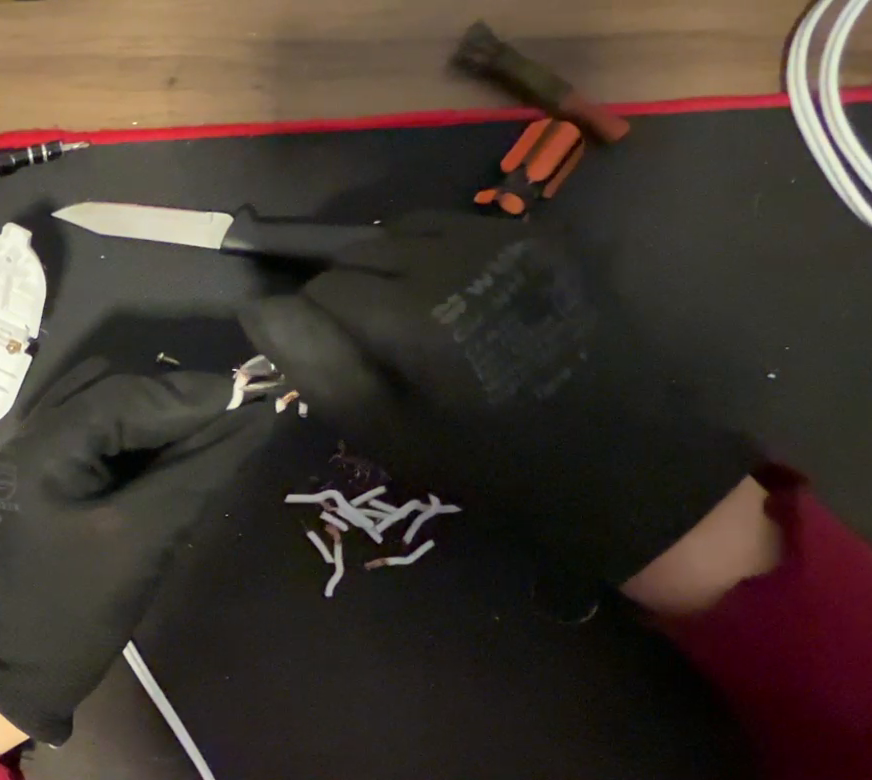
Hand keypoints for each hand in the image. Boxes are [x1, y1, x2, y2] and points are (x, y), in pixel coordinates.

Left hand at [0, 360, 273, 743]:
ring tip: (210, 430)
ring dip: (158, 410)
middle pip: (112, 389)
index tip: (251, 398)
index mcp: (40, 452)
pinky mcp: (49, 467)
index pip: (123, 396)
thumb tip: (259, 417)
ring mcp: (35, 450)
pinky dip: (139, 429)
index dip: (191, 395)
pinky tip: (174, 447)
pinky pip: (98, 427)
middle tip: (235, 416)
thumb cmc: (89, 605)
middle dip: (175, 400)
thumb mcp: (149, 534)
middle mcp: (29, 436)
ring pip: (105, 401)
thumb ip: (201, 468)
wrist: (39, 655)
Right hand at [240, 210, 759, 585]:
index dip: (312, 324)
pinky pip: (454, 227)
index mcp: (415, 316)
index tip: (330, 360)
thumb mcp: (387, 433)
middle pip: (359, 250)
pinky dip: (428, 254)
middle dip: (345, 291)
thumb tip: (260, 308)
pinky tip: (444, 297)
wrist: (611, 454)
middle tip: (364, 344)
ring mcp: (504, 239)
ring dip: (383, 266)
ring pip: (402, 230)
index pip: (322, 289)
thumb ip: (318, 366)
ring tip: (399, 317)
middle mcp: (456, 259)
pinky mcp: (537, 237)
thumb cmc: (484, 460)